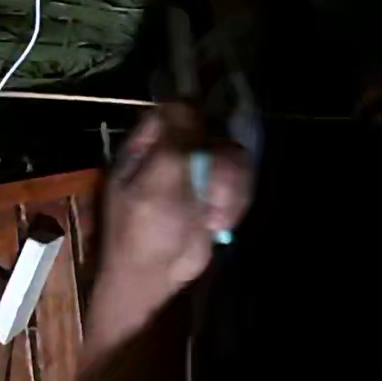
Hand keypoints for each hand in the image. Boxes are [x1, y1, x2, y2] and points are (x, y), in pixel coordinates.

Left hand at [86, 109, 250, 355]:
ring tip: (215, 218)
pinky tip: (219, 224)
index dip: (199, 112)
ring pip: (233, 156)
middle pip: (215, 131)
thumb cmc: (141, 233)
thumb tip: (189, 101)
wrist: (154, 279)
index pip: (178, 110)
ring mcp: (198, 171)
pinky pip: (240, 181)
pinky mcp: (216, 191)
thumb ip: (175, 143)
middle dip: (221, 164)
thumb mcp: (154, 185)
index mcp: (149, 145)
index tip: (216, 130)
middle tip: (216, 191)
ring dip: (230, 188)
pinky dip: (234, 202)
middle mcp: (176, 150)